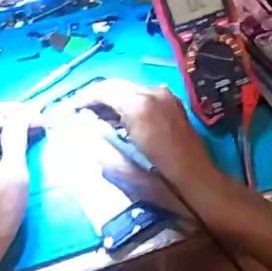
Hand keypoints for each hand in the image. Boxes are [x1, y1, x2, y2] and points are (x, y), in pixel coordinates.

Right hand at [73, 80, 234, 215]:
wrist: (202, 185)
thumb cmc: (162, 182)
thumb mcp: (123, 168)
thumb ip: (100, 144)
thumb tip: (82, 130)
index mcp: (139, 106)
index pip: (102, 90)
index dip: (83, 98)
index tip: (70, 109)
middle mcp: (152, 93)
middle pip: (115, 85)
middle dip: (95, 96)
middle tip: (79, 111)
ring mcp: (166, 96)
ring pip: (129, 87)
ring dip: (111, 98)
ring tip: (96, 116)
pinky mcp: (173, 103)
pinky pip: (143, 94)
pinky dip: (127, 101)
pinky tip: (120, 118)